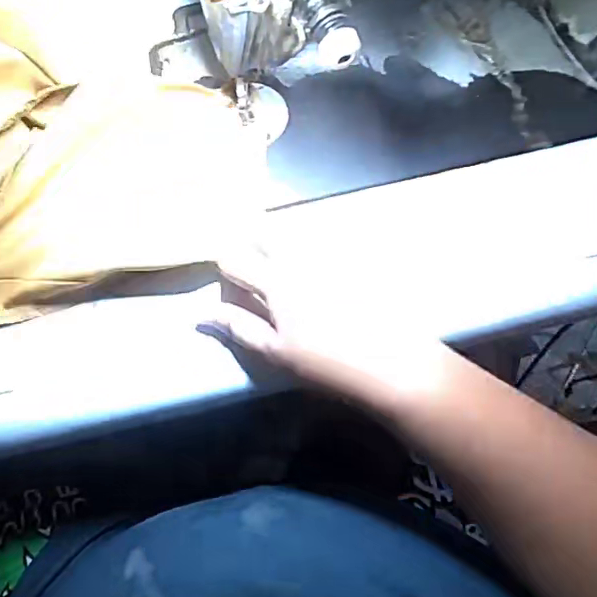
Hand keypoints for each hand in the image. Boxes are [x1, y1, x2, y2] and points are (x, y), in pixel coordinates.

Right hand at [198, 249, 453, 411]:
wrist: (394, 363)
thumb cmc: (327, 362)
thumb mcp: (277, 351)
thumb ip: (239, 327)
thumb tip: (201, 314)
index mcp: (276, 281)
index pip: (234, 257)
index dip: (225, 267)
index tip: (229, 283)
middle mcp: (301, 258)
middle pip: (264, 233)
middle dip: (252, 244)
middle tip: (256, 273)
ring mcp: (331, 254)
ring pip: (294, 235)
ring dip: (282, 246)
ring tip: (289, 278)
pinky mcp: (357, 259)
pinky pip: (326, 243)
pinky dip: (314, 252)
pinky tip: (323, 279)